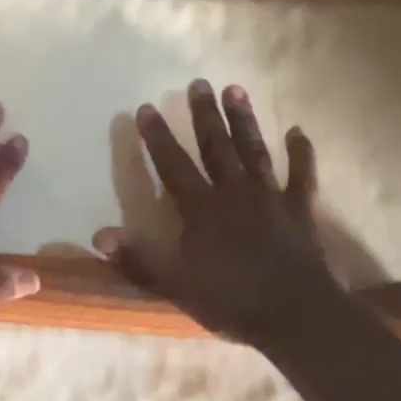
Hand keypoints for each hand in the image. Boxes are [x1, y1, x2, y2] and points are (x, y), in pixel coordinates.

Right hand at [94, 80, 338, 343]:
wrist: (300, 318)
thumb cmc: (233, 302)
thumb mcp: (176, 286)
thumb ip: (138, 259)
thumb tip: (98, 236)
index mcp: (202, 209)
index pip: (173, 165)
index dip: (157, 137)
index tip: (146, 107)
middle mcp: (235, 193)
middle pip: (217, 147)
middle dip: (204, 115)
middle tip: (198, 83)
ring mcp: (271, 199)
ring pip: (254, 151)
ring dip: (244, 121)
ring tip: (235, 90)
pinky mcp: (301, 211)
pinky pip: (302, 176)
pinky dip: (301, 154)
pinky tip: (298, 131)